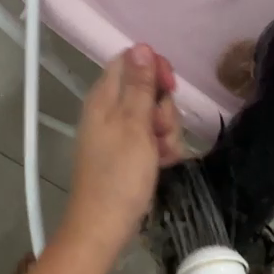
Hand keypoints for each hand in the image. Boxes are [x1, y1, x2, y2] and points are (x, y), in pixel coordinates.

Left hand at [62, 44, 185, 244]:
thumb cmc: (119, 176)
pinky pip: (153, 139)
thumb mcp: (135, 126)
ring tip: (160, 155)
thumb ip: (140, 86)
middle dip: (164, 109)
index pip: (131, 61)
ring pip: (155, 116)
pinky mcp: (129, 153)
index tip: (169, 88)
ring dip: (167, 133)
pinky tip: (162, 165)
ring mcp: (119, 133)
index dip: (154, 69)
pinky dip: (162, 149)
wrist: (104, 227)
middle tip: (158, 131)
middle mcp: (109, 111)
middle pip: (148, 90)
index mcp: (104, 98)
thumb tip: (141, 46)